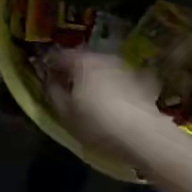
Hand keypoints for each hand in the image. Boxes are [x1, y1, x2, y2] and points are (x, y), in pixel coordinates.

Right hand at [40, 49, 170, 163]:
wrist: (141, 134)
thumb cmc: (96, 123)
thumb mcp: (64, 113)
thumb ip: (53, 92)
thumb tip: (50, 81)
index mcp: (82, 62)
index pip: (59, 57)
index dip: (51, 67)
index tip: (47, 78)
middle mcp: (105, 58)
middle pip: (84, 60)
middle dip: (75, 71)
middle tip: (69, 87)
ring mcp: (127, 67)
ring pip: (105, 68)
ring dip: (97, 77)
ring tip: (93, 95)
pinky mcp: (144, 81)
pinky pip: (124, 79)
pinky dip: (119, 84)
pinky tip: (119, 99)